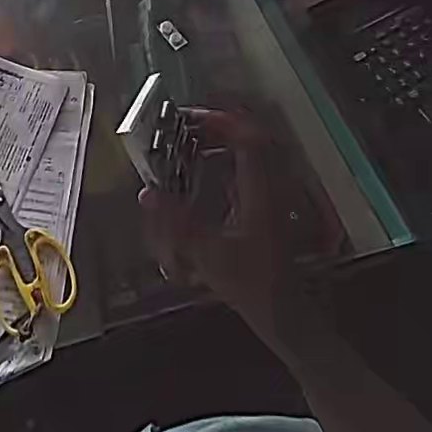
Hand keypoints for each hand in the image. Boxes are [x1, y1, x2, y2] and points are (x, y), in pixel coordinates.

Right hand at [138, 110, 287, 329]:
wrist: (284, 312)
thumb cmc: (250, 283)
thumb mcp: (208, 253)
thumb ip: (176, 222)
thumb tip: (147, 193)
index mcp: (260, 190)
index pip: (247, 138)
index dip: (220, 121)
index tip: (190, 119)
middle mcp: (271, 184)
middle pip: (254, 136)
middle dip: (222, 123)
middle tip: (189, 125)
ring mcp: (274, 193)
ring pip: (256, 149)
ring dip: (228, 137)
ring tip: (195, 138)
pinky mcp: (270, 204)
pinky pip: (254, 165)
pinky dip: (232, 155)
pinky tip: (209, 167)